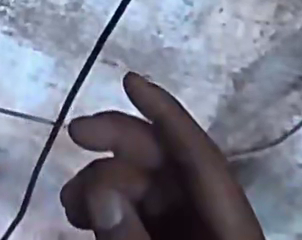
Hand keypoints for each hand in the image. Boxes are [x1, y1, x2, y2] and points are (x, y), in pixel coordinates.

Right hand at [61, 73, 264, 239]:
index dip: (165, 111)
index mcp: (232, 224)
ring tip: (69, 202)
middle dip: (119, 147)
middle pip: (169, 164)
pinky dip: (115, 213)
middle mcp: (217, 220)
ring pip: (150, 191)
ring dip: (107, 185)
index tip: (127, 78)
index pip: (200, 152)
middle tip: (74, 135)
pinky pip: (146, 218)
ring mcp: (198, 234)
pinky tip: (85, 216)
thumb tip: (97, 189)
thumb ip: (131, 239)